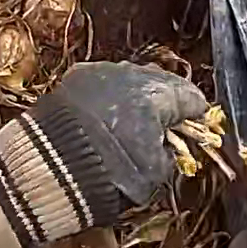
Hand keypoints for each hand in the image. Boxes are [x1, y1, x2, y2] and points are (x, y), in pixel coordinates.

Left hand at [39, 62, 208, 206]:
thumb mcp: (154, 175)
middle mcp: (134, 74)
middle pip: (163, 83)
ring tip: (138, 119)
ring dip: (139, 97)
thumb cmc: (110, 173)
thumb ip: (170, 156)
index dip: (197, 114)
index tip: (199, 126)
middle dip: (168, 103)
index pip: (191, 97)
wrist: (47, 168)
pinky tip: (108, 115)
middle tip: (171, 124)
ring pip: (133, 79)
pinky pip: (105, 83)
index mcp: (158, 94)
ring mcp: (104, 71)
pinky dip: (111, 97)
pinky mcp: (78, 77)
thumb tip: (170, 149)